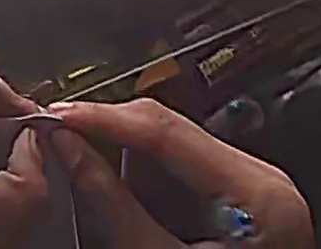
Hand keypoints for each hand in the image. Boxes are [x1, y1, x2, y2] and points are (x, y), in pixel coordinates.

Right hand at [50, 99, 312, 248]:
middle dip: (109, 133)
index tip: (62, 114)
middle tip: (60, 130)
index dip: (106, 118)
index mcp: (260, 194)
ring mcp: (245, 185)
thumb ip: (114, 206)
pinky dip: (136, 177)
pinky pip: (170, 168)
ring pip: (162, 143)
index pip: (167, 130)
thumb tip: (66, 146)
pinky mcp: (227, 199)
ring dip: (119, 153)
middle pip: (165, 130)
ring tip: (79, 159)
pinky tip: (112, 187)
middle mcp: (258, 178)